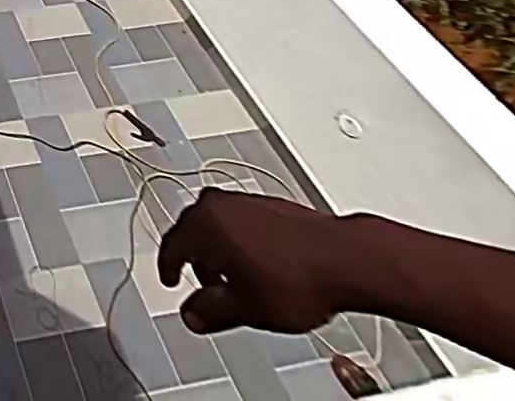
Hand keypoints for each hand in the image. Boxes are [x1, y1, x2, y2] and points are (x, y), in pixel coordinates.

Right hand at [157, 189, 359, 335]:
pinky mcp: (265, 202)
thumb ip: (212, 311)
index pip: (172, 245)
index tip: (171, 279)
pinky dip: (239, 240)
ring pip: (216, 224)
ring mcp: (243, 200)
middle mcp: (218, 205)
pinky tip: (260, 265)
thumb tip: (193, 314)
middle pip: (192, 231)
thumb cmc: (301, 277)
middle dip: (197, 260)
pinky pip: (238, 220)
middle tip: (208, 288)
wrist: (346, 259)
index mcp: (204, 224)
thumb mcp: (248, 307)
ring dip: (219, 250)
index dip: (168, 268)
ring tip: (238, 279)